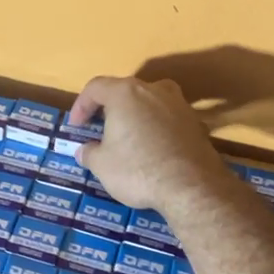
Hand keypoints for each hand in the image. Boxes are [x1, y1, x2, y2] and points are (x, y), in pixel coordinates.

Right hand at [70, 76, 227, 211]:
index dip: (81, 105)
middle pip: (125, 91)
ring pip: (150, 103)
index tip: (76, 126)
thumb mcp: (101, 165)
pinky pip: (168, 120)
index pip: (95, 87)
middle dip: (110, 109)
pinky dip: (156, 130)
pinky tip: (152, 151)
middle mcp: (154, 90)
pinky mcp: (196, 122)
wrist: (191, 186)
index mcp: (125, 93)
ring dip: (136, 117)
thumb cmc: (137, 169)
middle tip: (101, 130)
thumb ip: (89, 153)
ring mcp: (179, 104)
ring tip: (128, 139)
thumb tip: (85, 151)